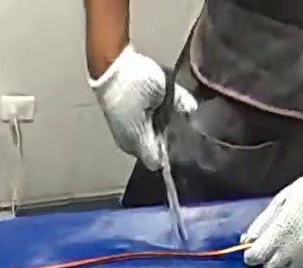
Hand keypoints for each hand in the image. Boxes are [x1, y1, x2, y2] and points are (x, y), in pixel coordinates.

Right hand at [89, 46, 195, 171]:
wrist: (110, 71)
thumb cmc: (135, 82)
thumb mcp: (162, 89)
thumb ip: (179, 102)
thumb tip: (193, 110)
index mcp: (139, 141)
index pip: (157, 162)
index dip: (169, 155)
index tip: (180, 140)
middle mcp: (129, 146)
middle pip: (151, 154)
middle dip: (163, 142)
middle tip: (175, 122)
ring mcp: (122, 138)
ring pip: (143, 145)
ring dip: (154, 134)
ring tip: (163, 114)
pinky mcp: (118, 129)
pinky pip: (136, 136)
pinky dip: (146, 128)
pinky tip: (152, 113)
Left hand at [241, 157, 302, 267]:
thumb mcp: (281, 200)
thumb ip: (261, 223)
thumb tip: (246, 241)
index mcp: (280, 232)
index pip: (254, 257)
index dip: (252, 254)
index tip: (257, 249)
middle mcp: (293, 248)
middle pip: (269, 267)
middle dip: (269, 258)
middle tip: (278, 247)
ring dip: (286, 265)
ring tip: (293, 251)